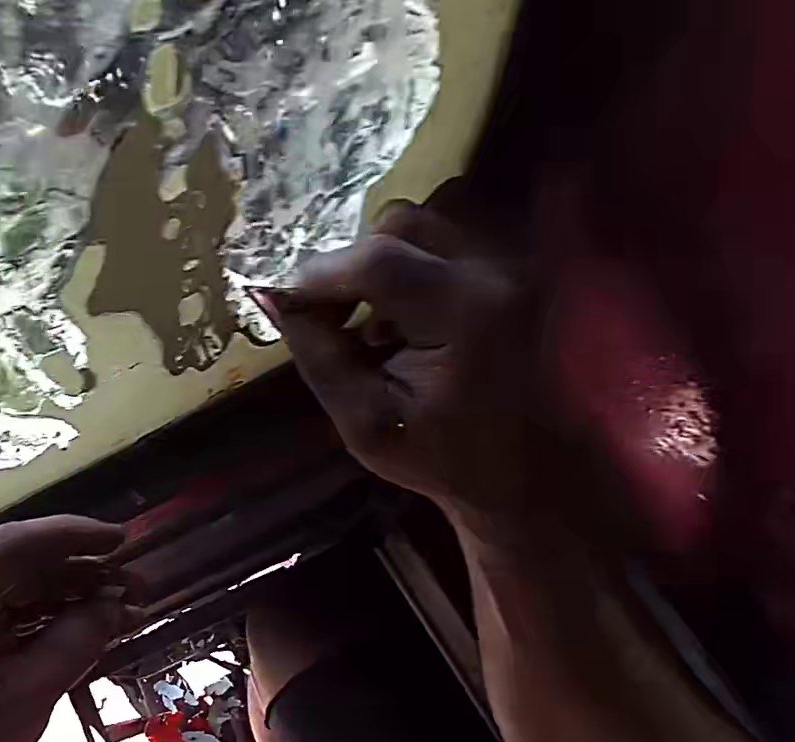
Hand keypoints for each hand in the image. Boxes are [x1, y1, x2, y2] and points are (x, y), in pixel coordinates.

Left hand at [0, 517, 141, 741]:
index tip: (121, 539)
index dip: (73, 536)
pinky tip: (78, 617)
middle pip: (11, 561)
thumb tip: (119, 602)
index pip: (13, 544)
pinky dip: (33, 610)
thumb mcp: (31, 693)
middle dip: (75, 571)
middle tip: (131, 583)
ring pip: (6, 581)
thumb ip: (78, 636)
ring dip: (59, 591)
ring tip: (116, 603)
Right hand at [260, 197, 561, 531]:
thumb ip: (318, 356)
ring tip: (364, 322)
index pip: (376, 260)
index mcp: (463, 313)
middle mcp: (493, 268)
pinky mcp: (506, 265)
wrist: (522, 466)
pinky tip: (395, 320)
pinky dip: (402, 267)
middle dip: (347, 267)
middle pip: (398, 224)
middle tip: (327, 320)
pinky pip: (439, 237)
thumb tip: (272, 299)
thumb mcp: (363, 422)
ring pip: (418, 222)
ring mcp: (507, 261)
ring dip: (374, 264)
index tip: (285, 307)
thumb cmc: (440, 456)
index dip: (317, 275)